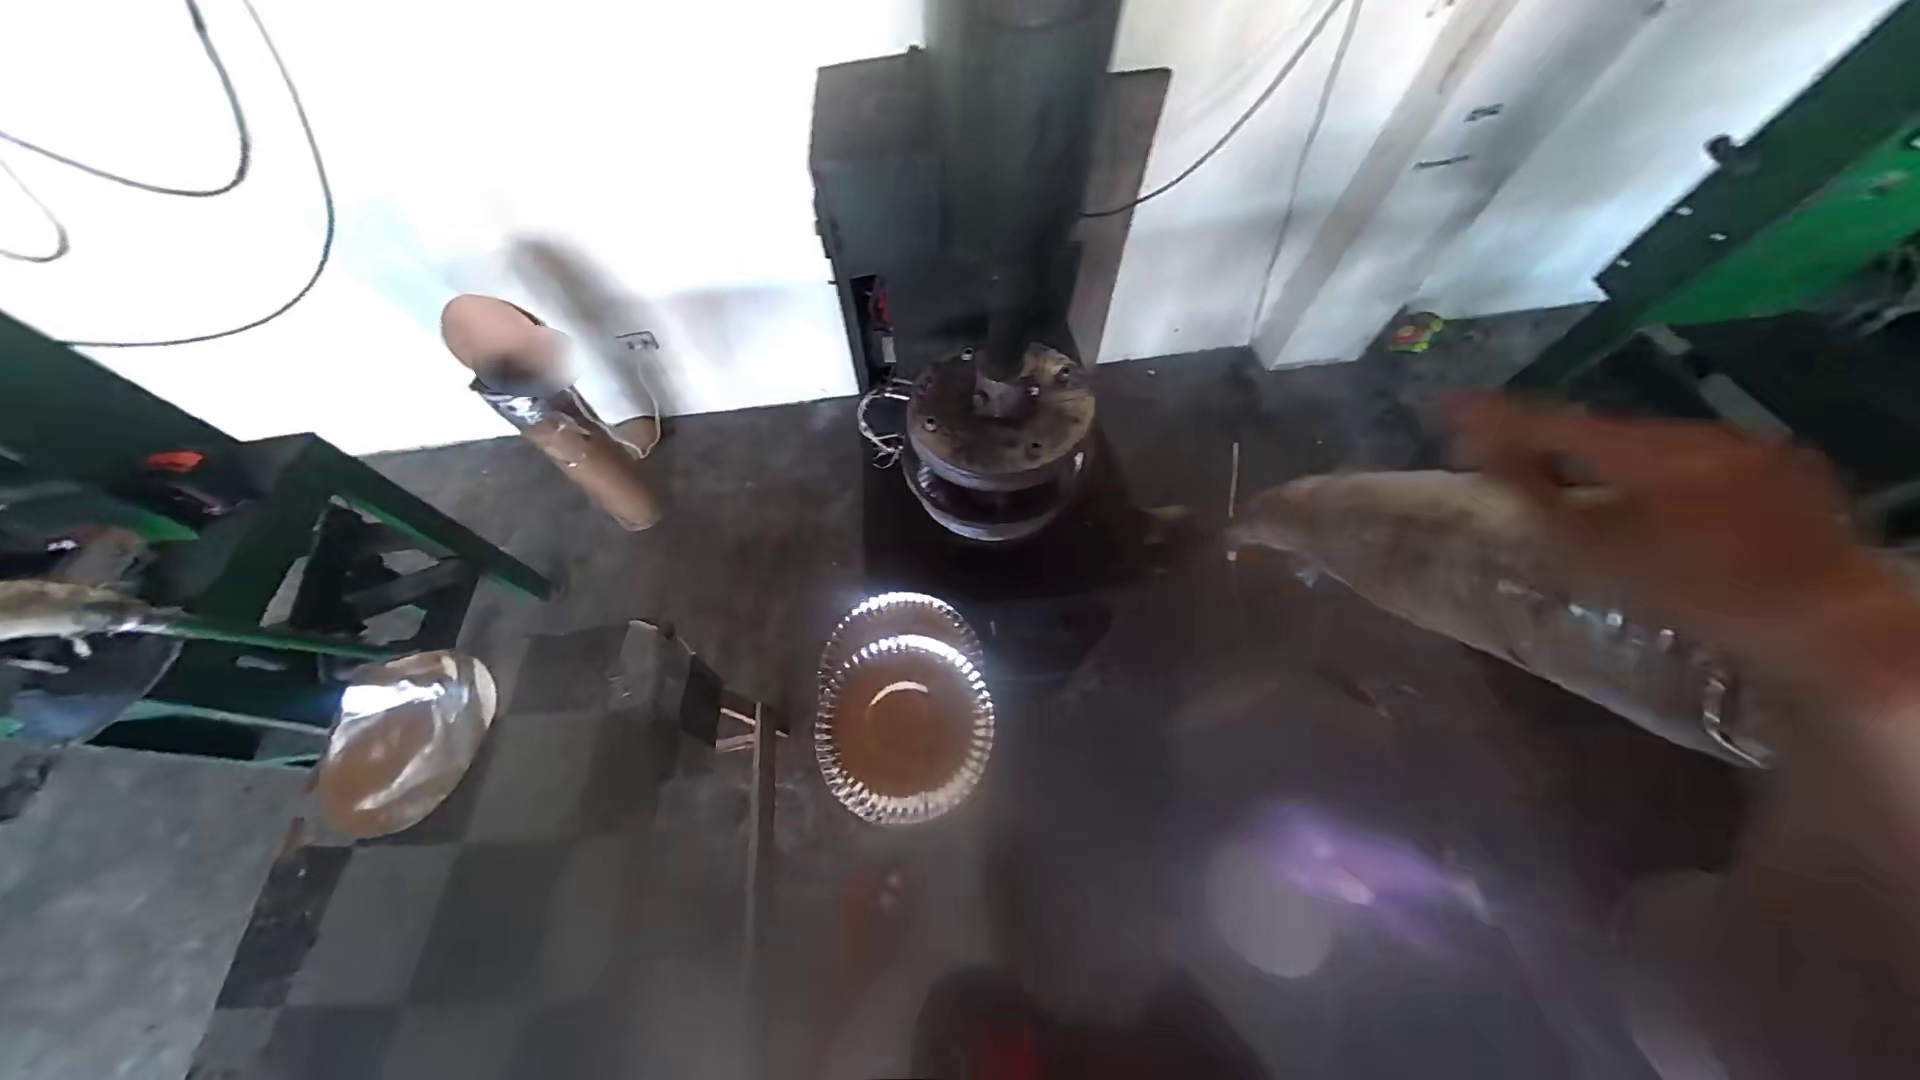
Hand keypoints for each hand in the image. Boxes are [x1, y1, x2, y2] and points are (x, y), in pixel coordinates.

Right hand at [1448, 394, 1898, 675]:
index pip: (1555, 423)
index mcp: (1652, 454)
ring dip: (1593, 452)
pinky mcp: (1775, 463)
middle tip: (1499, 447)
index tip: (1449, 404)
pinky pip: (1681, 451)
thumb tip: (1480, 452)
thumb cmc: (1690, 593)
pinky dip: (1641, 463)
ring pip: (1641, 439)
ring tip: (1558, 472)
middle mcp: (1699, 435)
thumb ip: (1530, 492)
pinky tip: (1631, 489)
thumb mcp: (1588, 548)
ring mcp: (1744, 446)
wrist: (1828, 626)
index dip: (1498, 415)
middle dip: (1546, 436)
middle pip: (1599, 428)